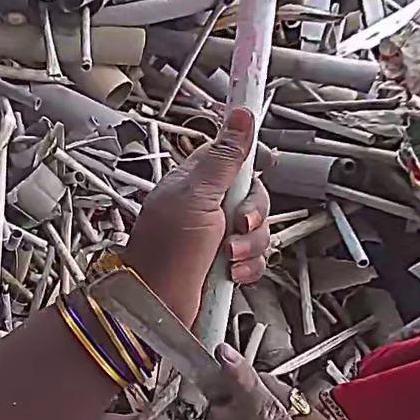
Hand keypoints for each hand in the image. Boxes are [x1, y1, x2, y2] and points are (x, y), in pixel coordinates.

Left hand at [122, 107, 268, 324]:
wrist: (155, 304)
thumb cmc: (162, 252)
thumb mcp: (196, 197)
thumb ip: (222, 158)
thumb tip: (239, 116)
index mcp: (194, 182)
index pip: (233, 155)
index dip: (252, 158)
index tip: (264, 160)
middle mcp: (207, 206)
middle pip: (255, 195)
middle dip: (253, 213)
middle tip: (234, 224)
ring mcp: (216, 236)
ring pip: (259, 228)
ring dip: (249, 244)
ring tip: (226, 255)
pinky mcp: (225, 263)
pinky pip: (256, 257)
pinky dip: (248, 266)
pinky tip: (230, 272)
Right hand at [204, 345, 342, 419]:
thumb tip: (220, 407)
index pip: (268, 413)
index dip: (242, 382)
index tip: (223, 357)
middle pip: (269, 394)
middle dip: (237, 398)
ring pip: (272, 390)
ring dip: (248, 402)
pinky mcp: (315, 418)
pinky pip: (278, 397)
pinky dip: (258, 405)